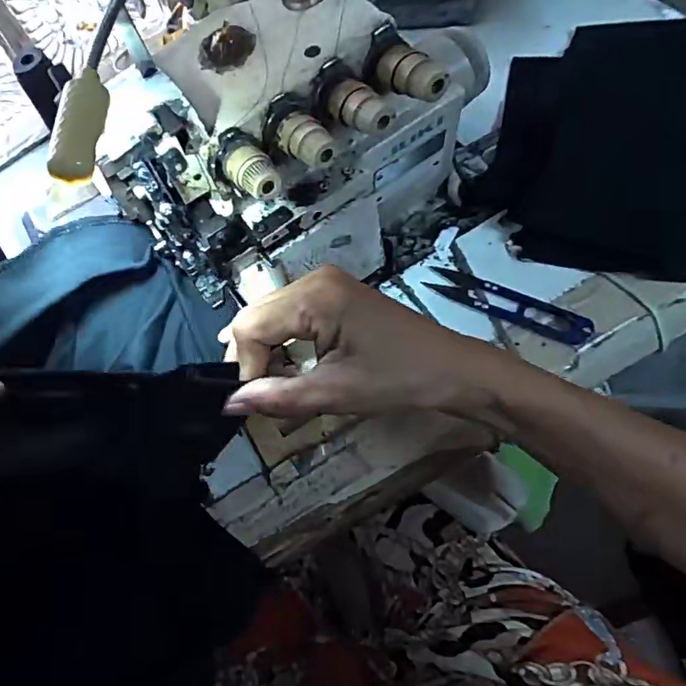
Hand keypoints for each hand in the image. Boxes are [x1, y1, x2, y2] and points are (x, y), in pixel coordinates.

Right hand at [221, 266, 530, 424]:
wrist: (456, 371)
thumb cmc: (400, 380)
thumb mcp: (336, 393)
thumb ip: (278, 396)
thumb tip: (229, 404)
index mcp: (314, 297)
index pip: (250, 327)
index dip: (244, 366)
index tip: (255, 400)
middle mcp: (313, 280)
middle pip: (254, 315)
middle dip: (249, 356)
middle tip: (254, 394)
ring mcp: (322, 283)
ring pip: (266, 314)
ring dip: (261, 348)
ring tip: (265, 381)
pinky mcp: (331, 293)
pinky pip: (287, 313)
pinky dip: (278, 339)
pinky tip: (280, 362)